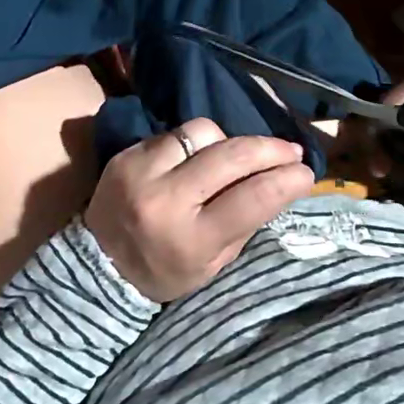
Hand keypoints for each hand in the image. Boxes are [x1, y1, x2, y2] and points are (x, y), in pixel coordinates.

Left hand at [86, 119, 314, 301]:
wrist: (97, 267)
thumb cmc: (166, 271)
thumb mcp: (214, 263)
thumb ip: (248, 221)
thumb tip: (285, 181)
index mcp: (191, 239)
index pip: (253, 198)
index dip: (288, 180)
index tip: (306, 173)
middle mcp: (165, 200)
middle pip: (232, 156)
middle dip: (271, 149)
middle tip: (291, 152)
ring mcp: (141, 171)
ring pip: (204, 132)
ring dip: (229, 142)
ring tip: (237, 158)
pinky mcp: (127, 154)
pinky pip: (176, 134)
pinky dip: (197, 144)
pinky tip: (202, 158)